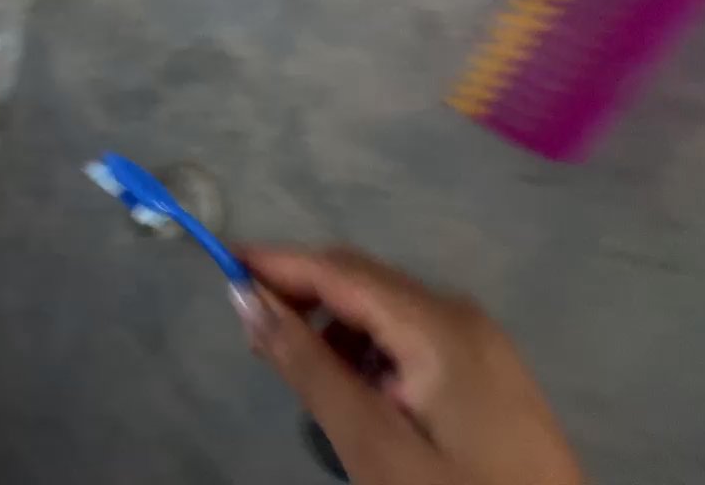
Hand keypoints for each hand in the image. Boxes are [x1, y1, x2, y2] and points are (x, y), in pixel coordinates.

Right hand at [236, 246, 582, 484]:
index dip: (275, 261)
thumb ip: (304, 362)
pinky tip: (349, 384)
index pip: (336, 270)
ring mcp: (479, 344)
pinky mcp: (484, 374)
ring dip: (328, 321)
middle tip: (249, 326)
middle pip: (359, 280)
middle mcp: (460, 316)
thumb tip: (244, 295)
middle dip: (298, 291)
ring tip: (295, 363)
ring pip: (380, 306)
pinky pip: (406, 334)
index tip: (220, 260)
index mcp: (437, 325)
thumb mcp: (371, 443)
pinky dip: (363, 345)